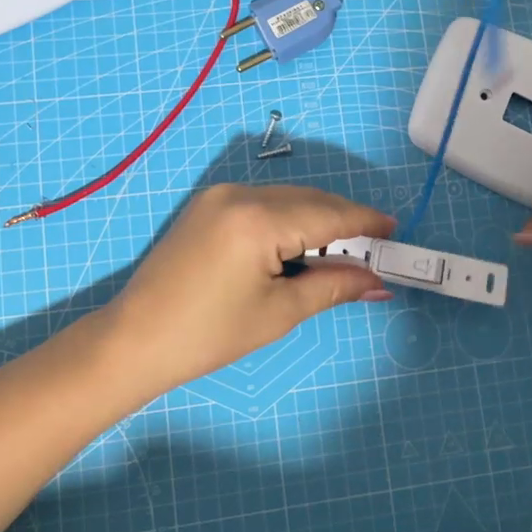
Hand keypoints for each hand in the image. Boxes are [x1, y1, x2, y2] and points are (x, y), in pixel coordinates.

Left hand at [97, 184, 394, 396]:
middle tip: (374, 251)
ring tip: (340, 255)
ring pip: (286, 198)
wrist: (136, 338)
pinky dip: (288, 219)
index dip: (366, 222)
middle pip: (309, 200)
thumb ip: (333, 287)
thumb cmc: (209, 334)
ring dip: (316, 220)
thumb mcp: (279, 312)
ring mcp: (219, 196)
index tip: (396, 232)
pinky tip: (299, 247)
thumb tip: (378, 280)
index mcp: (259, 218)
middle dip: (344, 222)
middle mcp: (240, 193)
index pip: (328, 214)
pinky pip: (262, 203)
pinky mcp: (207, 206)